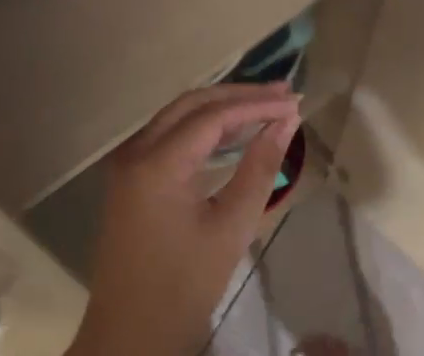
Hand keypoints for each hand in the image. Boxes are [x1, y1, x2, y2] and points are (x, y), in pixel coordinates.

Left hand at [68, 82, 301, 355]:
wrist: (128, 338)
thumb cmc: (183, 288)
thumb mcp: (231, 229)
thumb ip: (260, 168)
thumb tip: (287, 122)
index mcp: (156, 163)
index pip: (213, 115)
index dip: (256, 104)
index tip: (295, 101)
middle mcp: (135, 150)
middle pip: (193, 104)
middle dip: (240, 95)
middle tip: (284, 93)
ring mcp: (127, 162)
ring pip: (179, 115)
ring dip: (222, 108)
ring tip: (267, 105)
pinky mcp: (130, 176)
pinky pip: (169, 134)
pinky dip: (203, 127)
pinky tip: (233, 131)